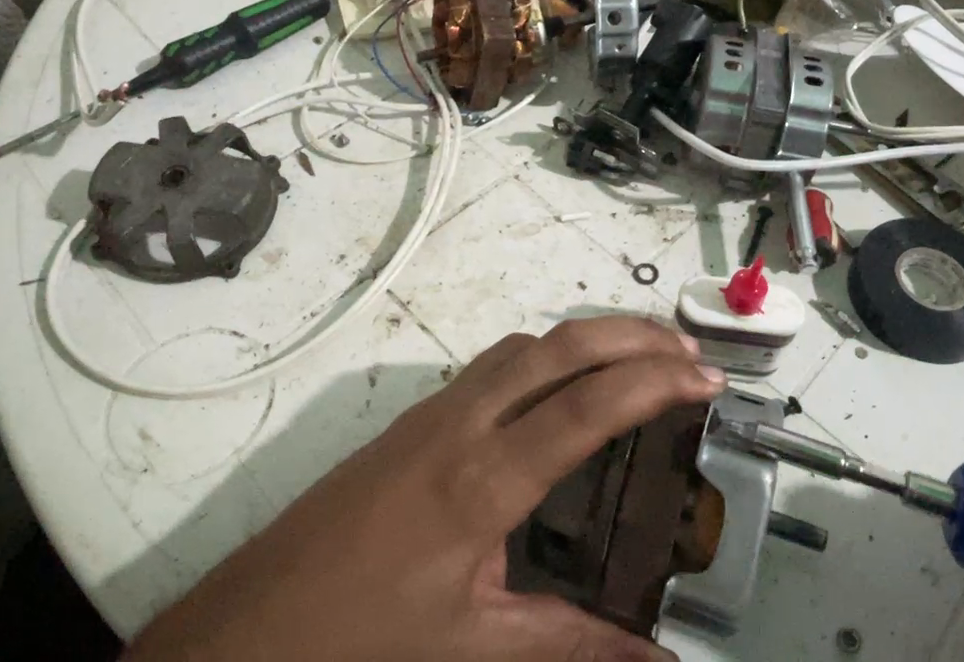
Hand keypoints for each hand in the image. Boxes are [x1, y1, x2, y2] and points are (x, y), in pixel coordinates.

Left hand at [124, 316, 725, 661]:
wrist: (256, 618)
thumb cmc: (366, 630)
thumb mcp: (475, 644)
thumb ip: (573, 643)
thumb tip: (656, 659)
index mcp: (484, 479)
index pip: (586, 407)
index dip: (653, 382)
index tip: (707, 378)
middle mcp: (462, 423)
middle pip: (557, 347)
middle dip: (630, 334)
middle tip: (688, 348)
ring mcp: (433, 410)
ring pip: (523, 345)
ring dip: (588, 337)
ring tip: (641, 355)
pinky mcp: (415, 416)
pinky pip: (494, 363)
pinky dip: (547, 354)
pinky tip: (565, 384)